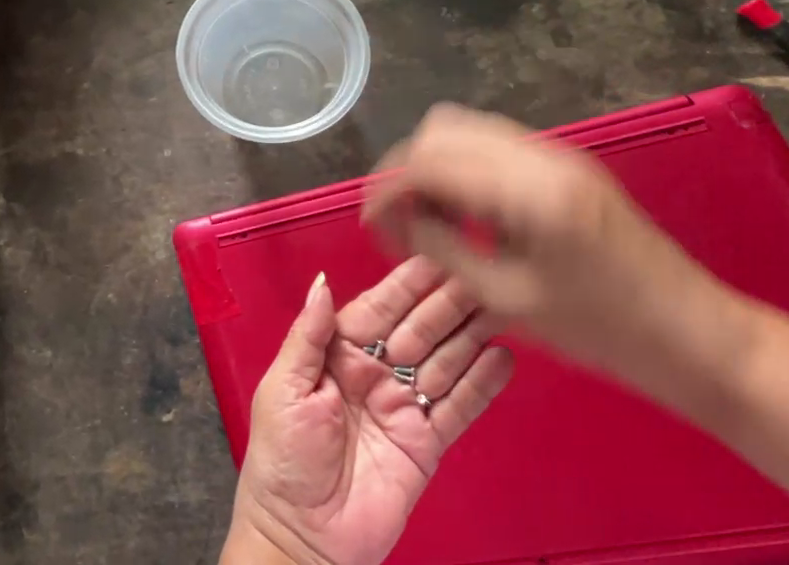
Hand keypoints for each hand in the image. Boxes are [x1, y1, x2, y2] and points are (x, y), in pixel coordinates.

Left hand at [224, 261, 514, 564]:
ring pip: (442, 361)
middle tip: (484, 273)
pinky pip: (457, 407)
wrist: (303, 533)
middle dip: (448, 303)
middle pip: (416, 330)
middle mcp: (371, 373)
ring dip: (472, 334)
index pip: (376, 309)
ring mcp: (401, 407)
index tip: (436, 255)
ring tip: (505, 303)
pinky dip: (480, 384)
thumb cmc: (283, 456)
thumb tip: (321, 282)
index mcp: (334, 354)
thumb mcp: (284, 387)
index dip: (406, 285)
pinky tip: (504, 357)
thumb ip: (308, 335)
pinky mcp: (425, 443)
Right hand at [361, 103, 750, 400]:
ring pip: (461, 128)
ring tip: (430, 213)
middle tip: (399, 218)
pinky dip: (460, 164)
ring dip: (432, 163)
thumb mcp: (504, 296)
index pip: (426, 160)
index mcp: (526, 189)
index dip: (386, 188)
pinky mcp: (564, 163)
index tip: (370, 223)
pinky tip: (465, 207)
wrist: (700, 336)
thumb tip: (388, 216)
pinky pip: (489, 142)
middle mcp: (538, 155)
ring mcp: (555, 153)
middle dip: (404, 169)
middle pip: (438, 130)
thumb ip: (437, 244)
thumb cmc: (601, 329)